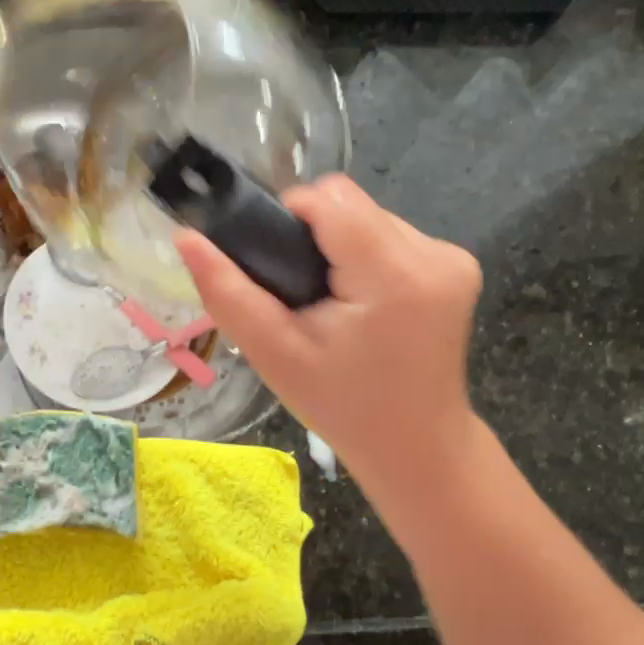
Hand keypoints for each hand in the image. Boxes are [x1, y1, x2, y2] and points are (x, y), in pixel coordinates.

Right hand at [174, 175, 483, 508]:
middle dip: (316, 237)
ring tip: (331, 304)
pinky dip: (366, 258)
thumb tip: (185, 237)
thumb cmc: (341, 405)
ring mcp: (453, 259)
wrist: (415, 446)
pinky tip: (361, 303)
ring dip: (341, 247)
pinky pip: (392, 236)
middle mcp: (433, 254)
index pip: (329, 198)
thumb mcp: (274, 353)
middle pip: (351, 205)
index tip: (277, 268)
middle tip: (300, 296)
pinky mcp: (459, 265)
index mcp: (392, 273)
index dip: (290, 219)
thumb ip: (227, 292)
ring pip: (370, 216)